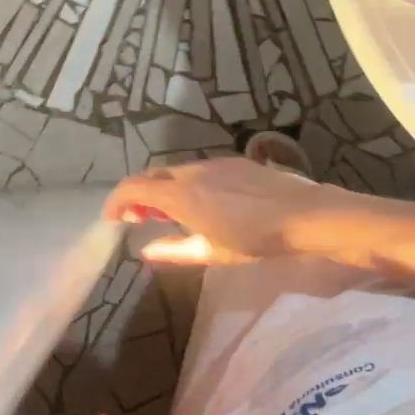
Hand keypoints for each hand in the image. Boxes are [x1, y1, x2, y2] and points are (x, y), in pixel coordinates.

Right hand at [104, 158, 335, 264]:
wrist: (301, 214)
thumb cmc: (254, 239)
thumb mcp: (211, 253)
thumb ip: (174, 250)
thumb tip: (146, 250)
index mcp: (181, 194)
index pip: (133, 188)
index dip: (116, 202)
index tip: (113, 220)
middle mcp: (193, 172)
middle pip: (154, 176)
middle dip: (140, 196)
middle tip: (140, 220)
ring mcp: (216, 163)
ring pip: (178, 171)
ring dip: (166, 189)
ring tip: (171, 215)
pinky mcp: (236, 162)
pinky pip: (201, 169)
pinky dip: (188, 183)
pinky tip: (203, 203)